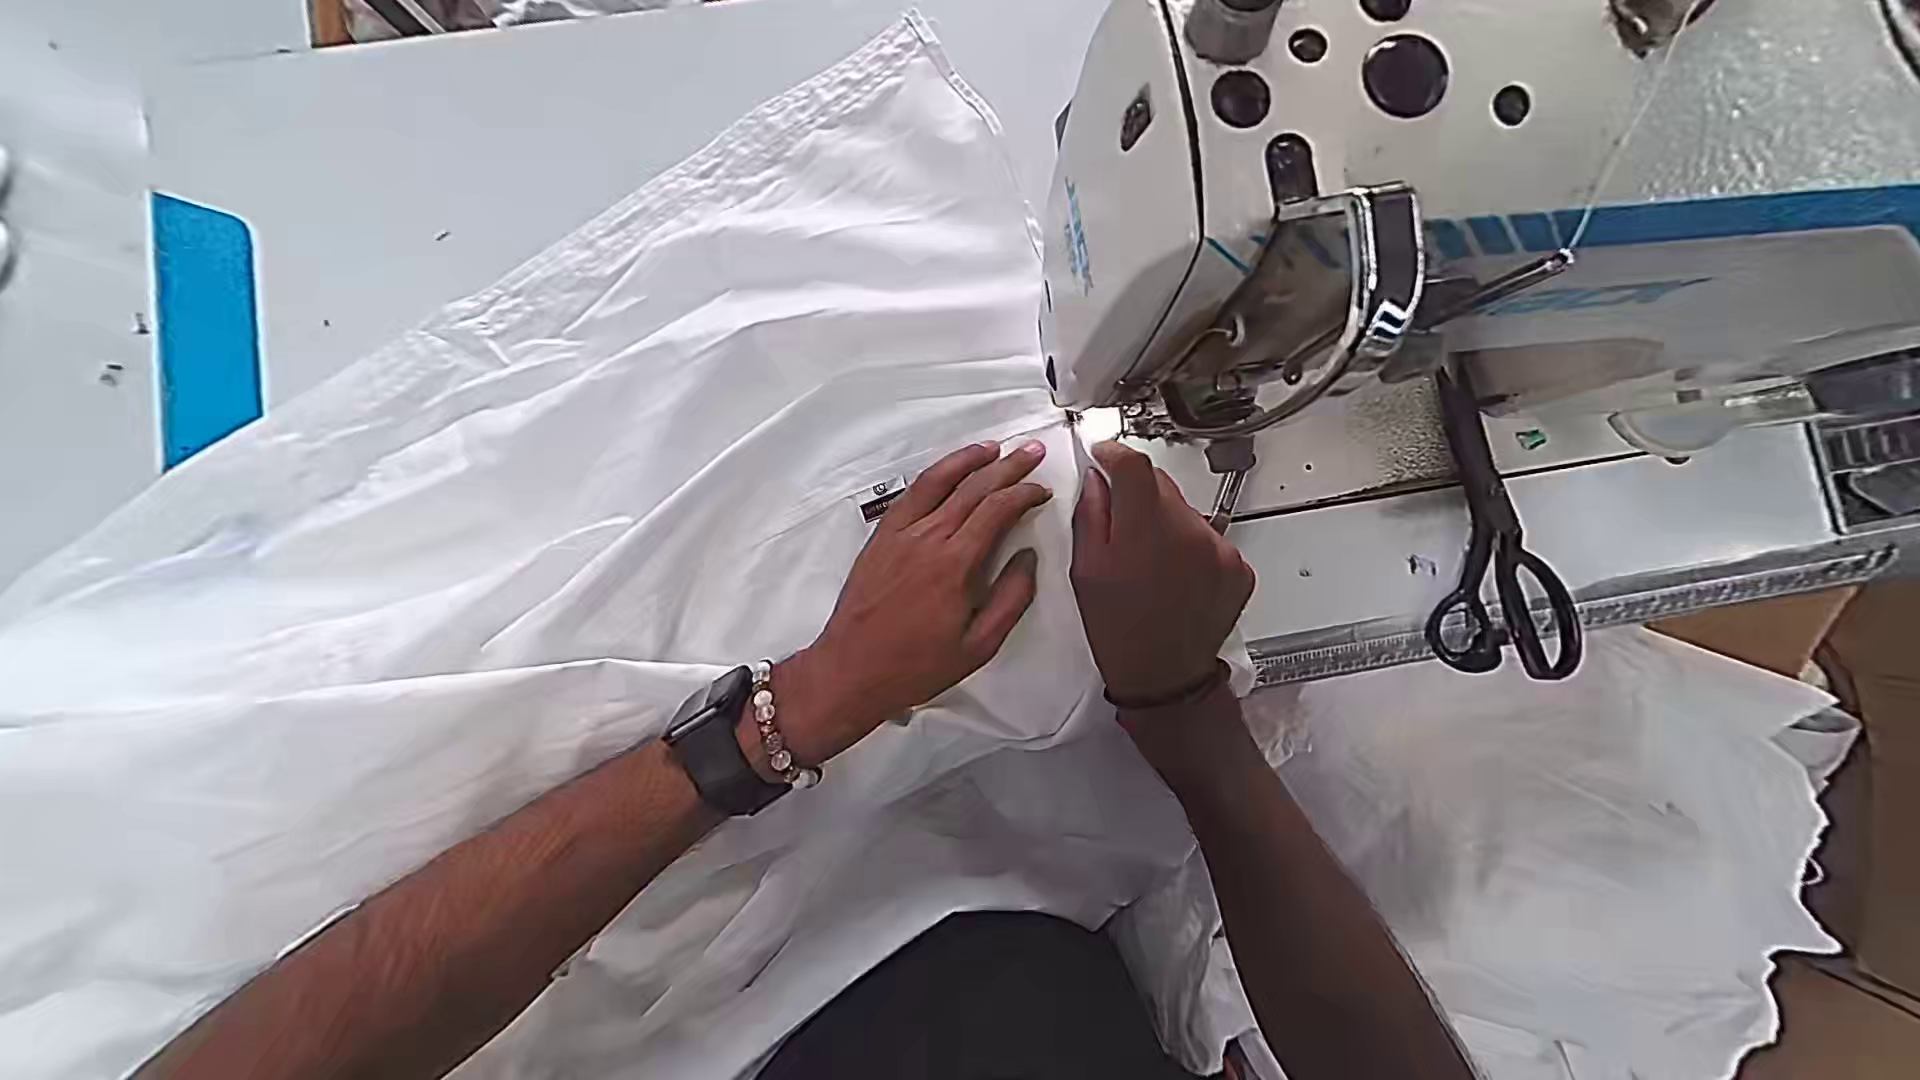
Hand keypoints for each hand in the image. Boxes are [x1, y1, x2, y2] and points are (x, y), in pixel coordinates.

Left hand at [766, 440, 1052, 767]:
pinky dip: (932, 476)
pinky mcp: (880, 538)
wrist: (851, 671)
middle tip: (1030, 453)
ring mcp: (899, 535)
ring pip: (939, 482)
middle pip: (973, 488)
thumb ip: (1011, 598)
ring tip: (992, 448)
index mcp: (953, 566)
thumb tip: (1027, 559)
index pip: (997, 510)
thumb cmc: (913, 665)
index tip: (1041, 491)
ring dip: (968, 460)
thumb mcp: (978, 646)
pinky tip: (946, 472)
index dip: (1024, 493)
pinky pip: (910, 495)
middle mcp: (926, 540)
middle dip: (1007, 466)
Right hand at [1071, 440, 1254, 703]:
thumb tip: (1096, 480)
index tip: (1104, 455)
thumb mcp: (1085, 571)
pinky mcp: (1237, 565)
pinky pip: (1207, 534)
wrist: (1164, 675)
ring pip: (1185, 509)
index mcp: (1144, 531)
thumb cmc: (1119, 631)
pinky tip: (1174, 571)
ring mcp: (1218, 548)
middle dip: (1137, 492)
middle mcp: (1188, 532)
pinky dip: (1189, 542)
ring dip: (1165, 519)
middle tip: (1121, 522)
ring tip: (1149, 558)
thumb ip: (1090, 516)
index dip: (1114, 453)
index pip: (1133, 465)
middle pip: (1160, 483)